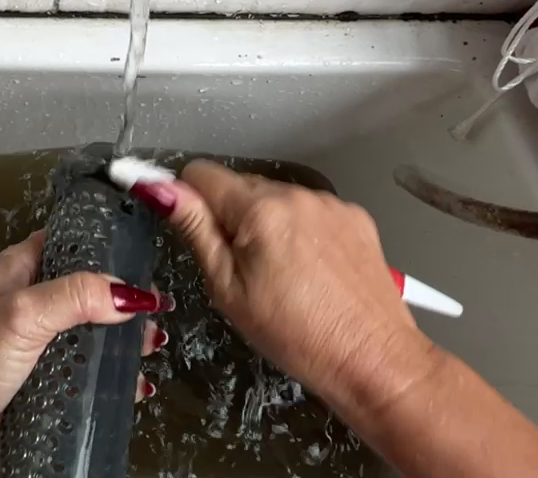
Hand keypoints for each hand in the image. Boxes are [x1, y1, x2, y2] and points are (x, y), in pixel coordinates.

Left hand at [0, 231, 166, 477]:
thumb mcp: (24, 314)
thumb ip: (75, 296)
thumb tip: (126, 292)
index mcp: (20, 267)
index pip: (71, 242)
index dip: (106, 249)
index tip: (141, 260)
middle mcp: (29, 298)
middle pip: (87, 289)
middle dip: (122, 301)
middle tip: (152, 311)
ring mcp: (35, 339)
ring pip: (90, 331)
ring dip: (121, 339)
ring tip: (150, 346)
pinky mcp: (41, 376)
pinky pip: (84, 368)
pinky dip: (109, 374)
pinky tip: (129, 383)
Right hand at [132, 160, 438, 408]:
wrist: (378, 364)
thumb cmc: (297, 336)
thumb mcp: (227, 289)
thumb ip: (193, 228)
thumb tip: (159, 187)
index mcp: (259, 209)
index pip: (200, 172)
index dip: (189, 200)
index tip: (197, 232)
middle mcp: (295, 193)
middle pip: (238, 186)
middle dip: (231, 216)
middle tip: (243, 268)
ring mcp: (329, 202)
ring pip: (273, 197)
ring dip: (266, 222)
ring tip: (283, 273)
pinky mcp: (354, 215)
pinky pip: (308, 209)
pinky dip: (300, 229)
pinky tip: (311, 268)